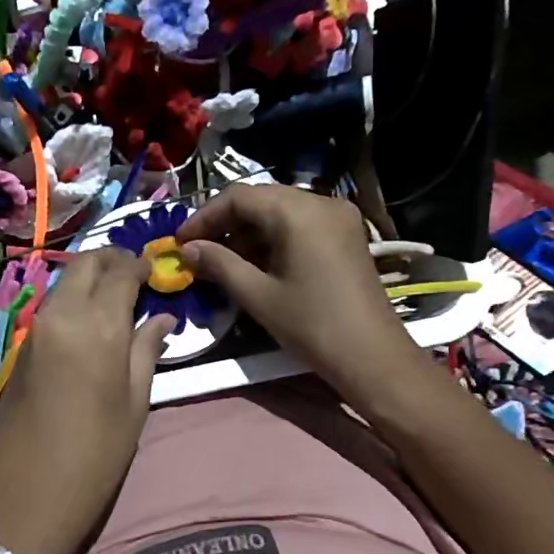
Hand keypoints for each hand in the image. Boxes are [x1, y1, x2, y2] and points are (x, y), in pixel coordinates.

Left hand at [0, 249, 173, 553]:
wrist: (24, 497)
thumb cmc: (94, 455)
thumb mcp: (134, 405)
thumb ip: (146, 351)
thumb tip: (162, 319)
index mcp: (98, 327)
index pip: (121, 273)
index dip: (140, 266)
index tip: (156, 270)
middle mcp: (62, 315)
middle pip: (86, 264)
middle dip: (112, 259)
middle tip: (135, 273)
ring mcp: (35, 328)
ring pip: (65, 281)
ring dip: (90, 276)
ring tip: (115, 293)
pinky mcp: (20, 346)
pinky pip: (51, 304)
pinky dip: (73, 296)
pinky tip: (90, 316)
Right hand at [177, 185, 423, 404]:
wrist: (373, 356)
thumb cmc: (312, 326)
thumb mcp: (258, 295)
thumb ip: (219, 265)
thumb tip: (188, 249)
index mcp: (298, 211)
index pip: (240, 197)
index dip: (205, 217)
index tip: (181, 242)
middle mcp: (321, 203)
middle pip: (262, 200)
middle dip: (226, 224)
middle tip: (199, 252)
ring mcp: (339, 218)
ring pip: (282, 212)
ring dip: (249, 232)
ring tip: (223, 263)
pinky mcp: (346, 236)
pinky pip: (301, 225)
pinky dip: (274, 239)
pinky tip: (256, 264)